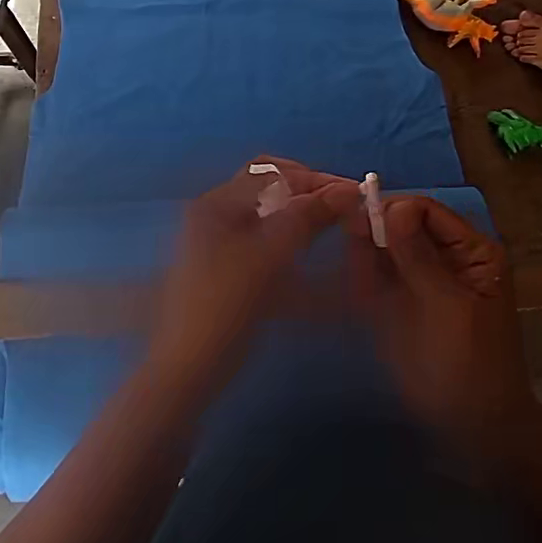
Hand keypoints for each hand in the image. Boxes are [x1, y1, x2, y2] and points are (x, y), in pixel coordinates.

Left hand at [148, 158, 356, 389]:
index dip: (314, 178)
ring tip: (341, 230)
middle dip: (311, 195)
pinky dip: (297, 249)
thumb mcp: (266, 259)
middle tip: (348, 210)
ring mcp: (224, 245)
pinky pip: (272, 250)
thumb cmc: (221, 308)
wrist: (186, 370)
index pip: (271, 172)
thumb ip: (305, 219)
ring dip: (307, 220)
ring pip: (274, 219)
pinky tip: (321, 265)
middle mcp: (218, 216)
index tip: (355, 194)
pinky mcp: (235, 273)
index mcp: (217, 204)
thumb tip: (347, 189)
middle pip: (272, 190)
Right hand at [344, 196, 536, 447]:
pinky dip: (359, 280)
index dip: (392, 211)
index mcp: (470, 250)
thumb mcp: (449, 307)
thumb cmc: (470, 365)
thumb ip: (420, 258)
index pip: (424, 210)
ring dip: (362, 260)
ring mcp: (416, 278)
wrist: (470, 425)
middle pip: (397, 224)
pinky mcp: (395, 299)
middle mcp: (442, 255)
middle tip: (353, 261)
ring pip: (379, 248)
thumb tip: (393, 207)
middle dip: (372, 236)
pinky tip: (358, 297)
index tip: (359, 227)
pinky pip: (371, 275)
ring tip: (359, 287)